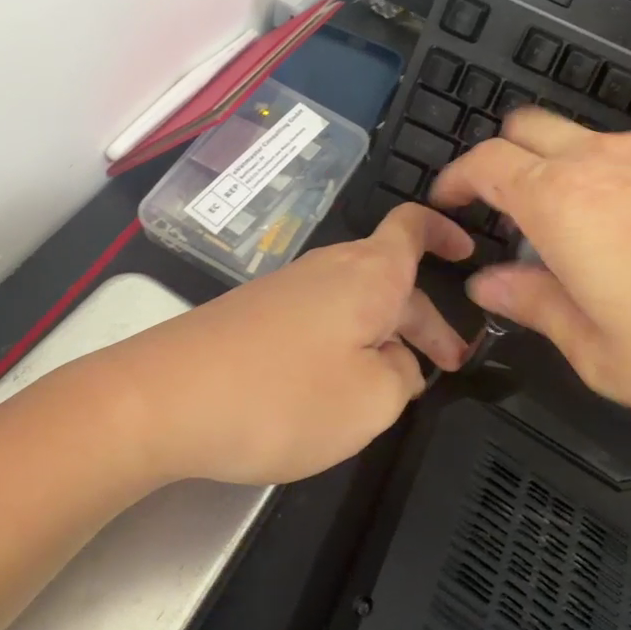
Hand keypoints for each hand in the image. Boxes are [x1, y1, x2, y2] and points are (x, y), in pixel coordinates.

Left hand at [92, 204, 473, 485]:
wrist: (160, 400)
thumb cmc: (281, 396)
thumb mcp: (371, 403)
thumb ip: (404, 379)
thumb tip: (399, 363)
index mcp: (370, 274)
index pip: (414, 227)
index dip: (445, 232)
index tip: (469, 252)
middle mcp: (331, 269)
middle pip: (392, 278)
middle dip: (427, 319)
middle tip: (451, 364)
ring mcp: (289, 290)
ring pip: (357, 303)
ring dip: (387, 336)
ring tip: (397, 387)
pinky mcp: (258, 316)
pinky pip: (322, 320)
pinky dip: (347, 345)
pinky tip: (338, 390)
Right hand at [430, 109, 630, 449]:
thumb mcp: (606, 357)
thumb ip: (536, 308)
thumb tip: (492, 286)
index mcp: (568, 206)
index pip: (485, 163)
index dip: (456, 178)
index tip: (450, 199)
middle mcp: (612, 160)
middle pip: (529, 126)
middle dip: (505, 159)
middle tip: (511, 213)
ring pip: (592, 139)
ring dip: (573, 171)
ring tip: (599, 239)